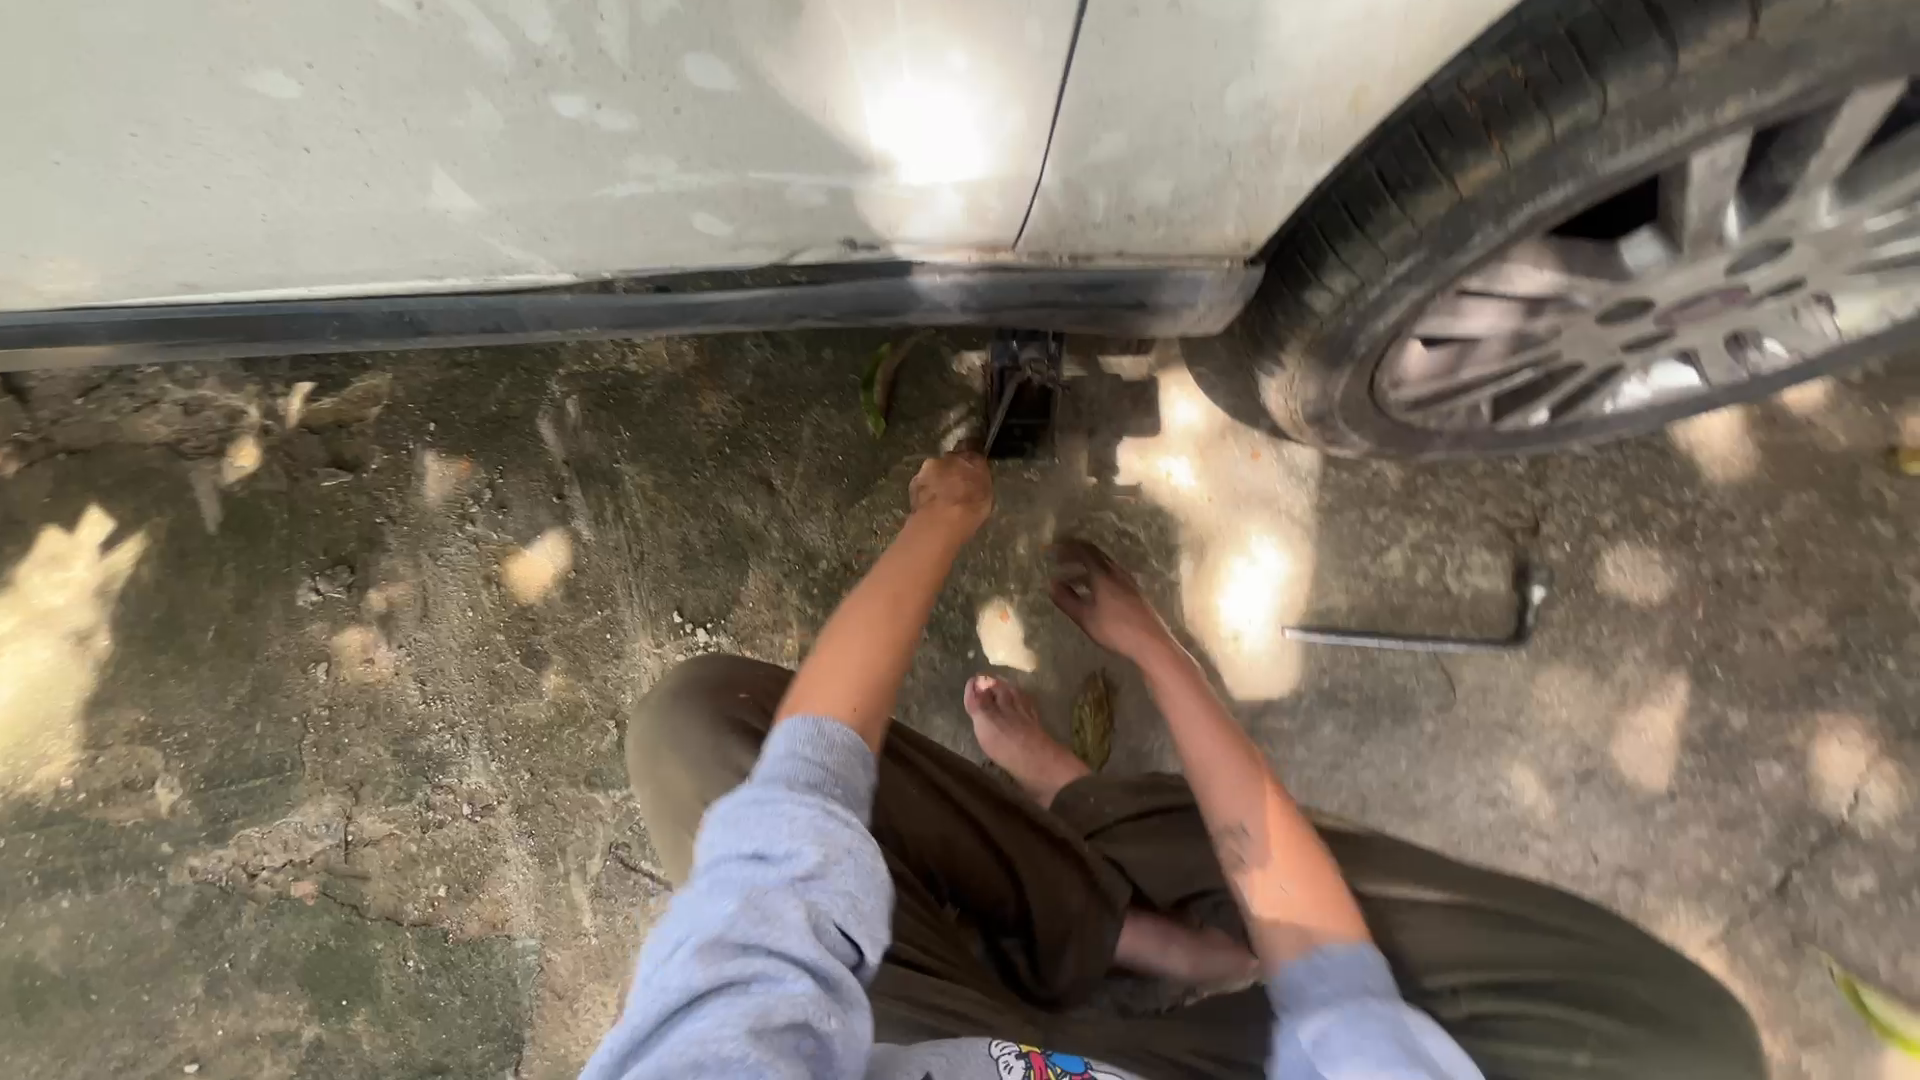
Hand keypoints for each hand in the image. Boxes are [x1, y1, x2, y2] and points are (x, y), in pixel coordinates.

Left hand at [908, 451, 992, 537]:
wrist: (942, 519)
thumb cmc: (971, 508)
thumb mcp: (987, 495)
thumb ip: (980, 482)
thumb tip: (975, 481)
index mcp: (971, 457)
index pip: (973, 450)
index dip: (971, 460)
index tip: (971, 469)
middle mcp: (949, 457)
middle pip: (951, 460)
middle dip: (952, 471)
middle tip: (955, 488)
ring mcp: (928, 468)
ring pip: (934, 471)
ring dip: (937, 480)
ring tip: (941, 499)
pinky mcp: (914, 481)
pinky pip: (922, 484)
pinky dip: (925, 491)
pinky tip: (929, 505)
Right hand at [1048, 539, 1173, 661]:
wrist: (1151, 642)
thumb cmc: (1115, 629)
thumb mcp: (1085, 617)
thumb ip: (1066, 600)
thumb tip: (1051, 584)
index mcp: (1103, 574)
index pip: (1084, 550)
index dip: (1067, 547)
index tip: (1053, 550)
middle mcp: (1116, 572)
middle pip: (1094, 556)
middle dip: (1074, 556)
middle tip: (1059, 562)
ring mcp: (1127, 581)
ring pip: (1102, 567)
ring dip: (1084, 570)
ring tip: (1069, 583)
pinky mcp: (1133, 592)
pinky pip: (1110, 577)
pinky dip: (1095, 579)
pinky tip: (1090, 595)